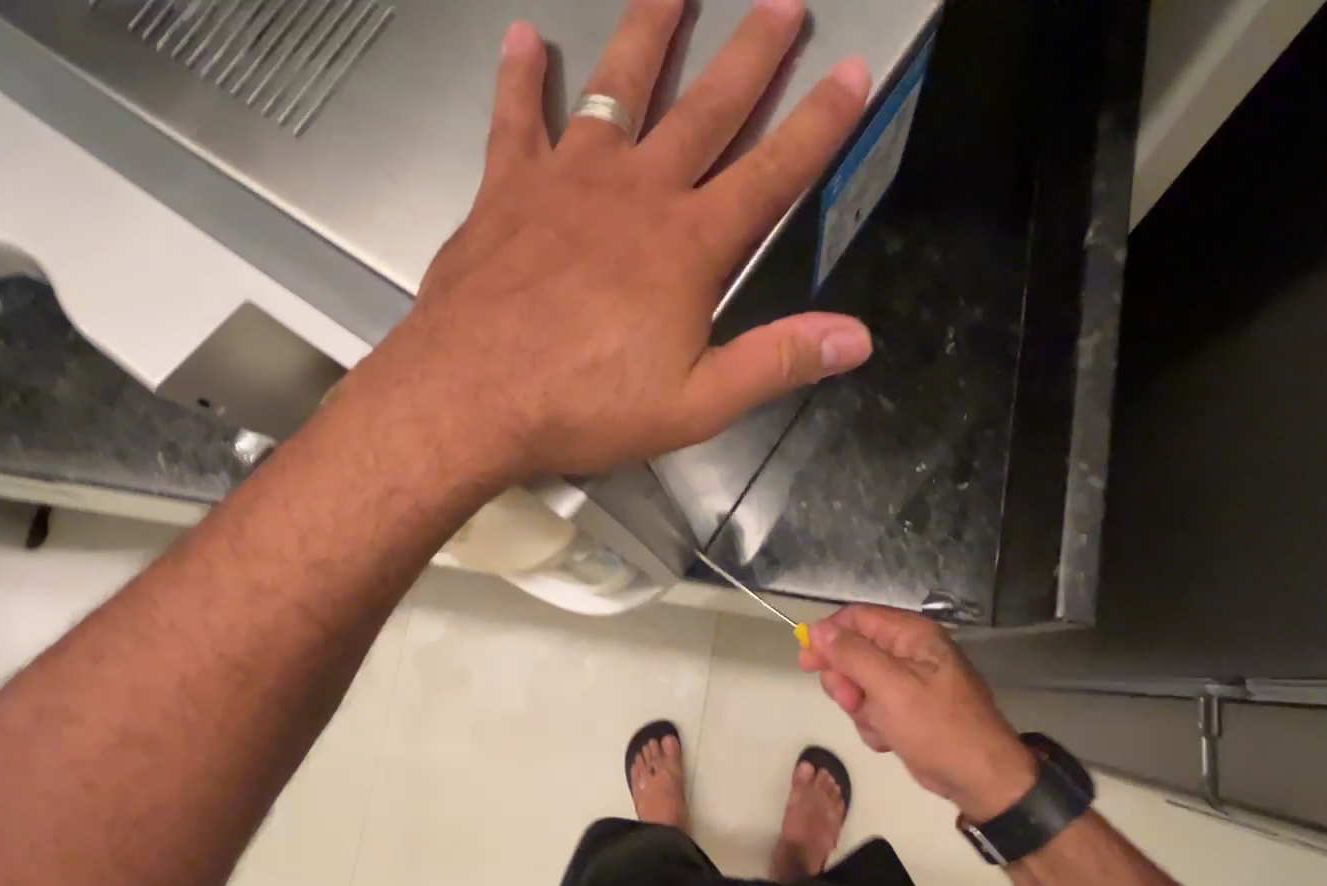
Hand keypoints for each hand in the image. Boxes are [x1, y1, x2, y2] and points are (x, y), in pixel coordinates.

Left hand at [374, 0, 875, 478]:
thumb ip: (777, 362)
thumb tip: (855, 338)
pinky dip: (519, 78)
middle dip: (751, 53)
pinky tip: (522, 39)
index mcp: (688, 245)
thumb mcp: (696, 404)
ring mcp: (567, 182)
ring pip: (617, 88)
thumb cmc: (584, 405)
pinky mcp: (506, 190)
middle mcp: (635, 194)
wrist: (471, 398)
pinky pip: (515, 118)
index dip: (820, 122)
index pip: (772, 171)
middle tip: (780, 4)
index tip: (850, 72)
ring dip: (650, 33)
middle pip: (706, 108)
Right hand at [800, 606, 1041, 820]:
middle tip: (851, 702)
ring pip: (858, 684)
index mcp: (912, 634)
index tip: (808, 662)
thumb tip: (818, 629)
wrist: (978, 778)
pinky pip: (872, 708)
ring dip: (860, 708)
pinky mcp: (906, 709)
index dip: (828, 636)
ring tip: (881, 725)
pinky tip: (889, 738)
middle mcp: (910, 651)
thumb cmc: (937, 726)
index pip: (856, 618)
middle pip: (853, 652)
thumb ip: (851, 654)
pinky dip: (874, 724)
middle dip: (846, 681)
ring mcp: (908, 682)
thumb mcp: (889, 686)